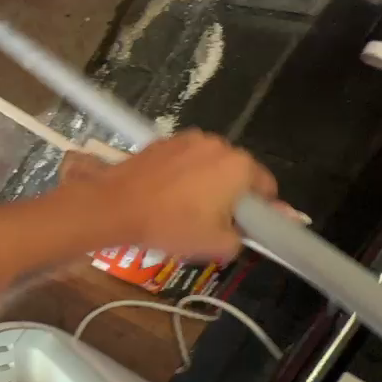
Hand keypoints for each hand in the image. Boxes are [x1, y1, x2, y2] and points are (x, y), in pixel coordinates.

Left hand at [58, 130, 274, 261]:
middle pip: (237, 172)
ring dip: (207, 182)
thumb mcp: (219, 242)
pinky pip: (183, 160)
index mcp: (239, 165)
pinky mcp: (159, 141)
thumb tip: (268, 223)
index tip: (245, 226)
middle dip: (232, 194)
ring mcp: (185, 139)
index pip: (266, 188)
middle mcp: (216, 144)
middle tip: (214, 220)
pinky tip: (167, 194)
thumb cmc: (170, 224)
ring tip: (187, 208)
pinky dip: (182, 174)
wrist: (113, 206)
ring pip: (209, 164)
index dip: (261, 210)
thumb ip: (250, 233)